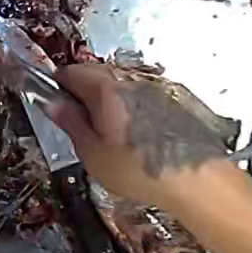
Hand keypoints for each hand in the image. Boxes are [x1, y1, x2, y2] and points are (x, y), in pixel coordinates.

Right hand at [48, 63, 248, 211]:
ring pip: (118, 84)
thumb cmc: (141, 171)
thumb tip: (52, 103)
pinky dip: (128, 107)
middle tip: (79, 125)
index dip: (57, 87)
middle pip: (95, 73)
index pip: (70, 71)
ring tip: (106, 134)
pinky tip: (132, 136)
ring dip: (106, 100)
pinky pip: (138, 95)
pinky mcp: (171, 100)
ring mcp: (154, 87)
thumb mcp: (93, 154)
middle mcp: (130, 80)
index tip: (55, 106)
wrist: (198, 181)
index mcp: (106, 88)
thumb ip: (70, 123)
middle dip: (81, 92)